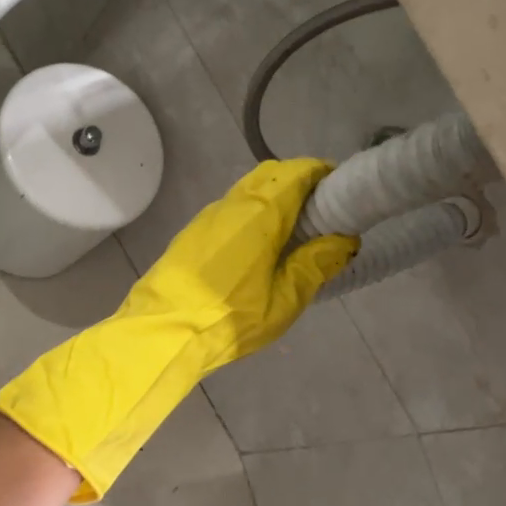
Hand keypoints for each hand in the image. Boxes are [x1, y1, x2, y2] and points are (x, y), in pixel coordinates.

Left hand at [0, 159, 358, 502]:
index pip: (295, 173)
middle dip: (298, 185)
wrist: (162, 333)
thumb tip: (344, 239)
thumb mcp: (284, 301)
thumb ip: (315, 265)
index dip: (321, 174)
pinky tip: (258, 246)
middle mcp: (230, 205)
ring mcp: (205, 218)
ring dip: (272, 200)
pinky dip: (250, 215)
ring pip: (246, 193)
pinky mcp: (190, 235)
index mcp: (259, 214)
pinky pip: (228, 212)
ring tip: (293, 233)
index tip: (341, 190)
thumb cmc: (229, 319)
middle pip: (270, 176)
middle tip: (321, 214)